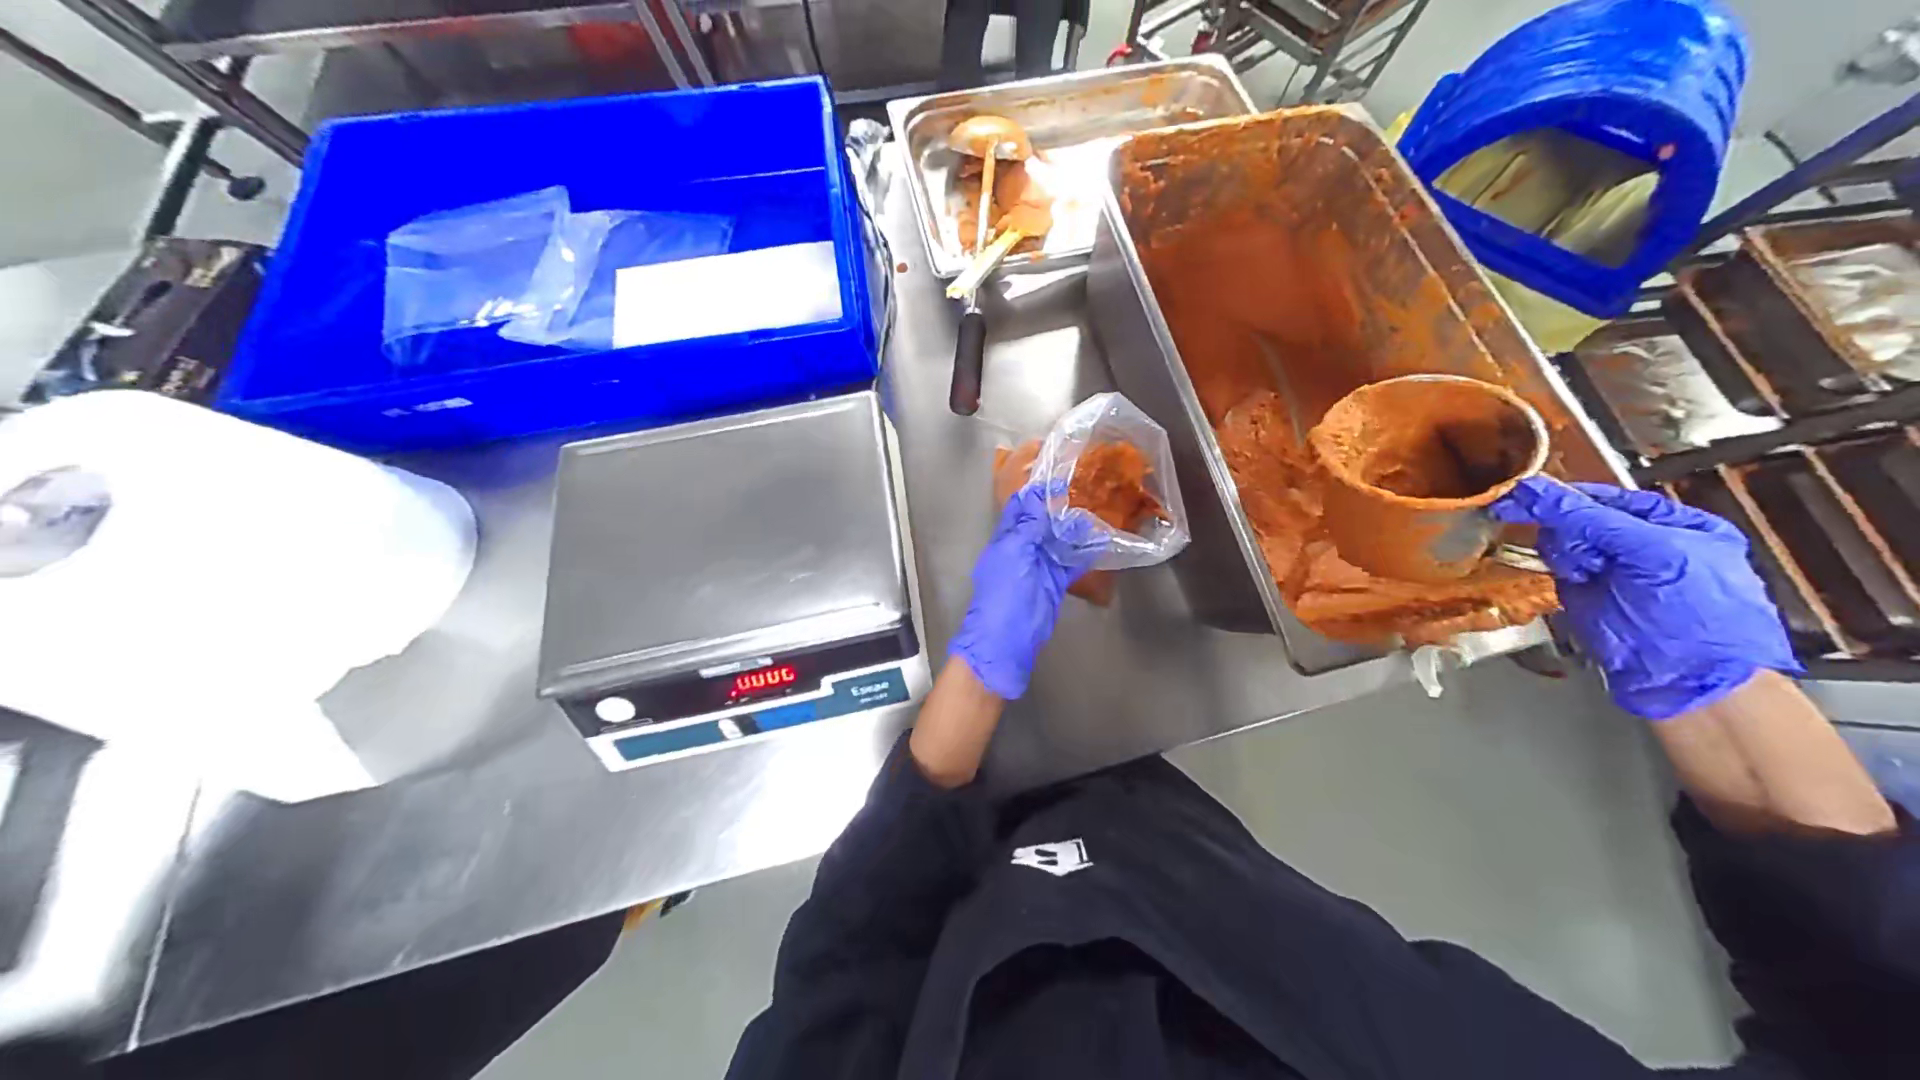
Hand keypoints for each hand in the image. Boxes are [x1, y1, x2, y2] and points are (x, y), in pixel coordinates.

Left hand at [949, 484, 1095, 699]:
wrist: (1006, 640)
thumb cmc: (1004, 594)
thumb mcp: (1014, 552)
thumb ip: (1028, 525)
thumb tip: (1037, 496)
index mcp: (1005, 539)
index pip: (1020, 508)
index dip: (1036, 492)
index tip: (1059, 476)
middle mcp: (1021, 550)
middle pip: (1042, 523)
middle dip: (1061, 509)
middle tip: (1086, 491)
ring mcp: (1038, 568)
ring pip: (1059, 542)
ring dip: (1076, 530)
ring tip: (1098, 514)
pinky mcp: (1054, 584)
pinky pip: (1070, 564)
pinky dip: (1084, 554)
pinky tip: (1101, 543)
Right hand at [1489, 477, 1801, 719]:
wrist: (1684, 682)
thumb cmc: (1695, 617)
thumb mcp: (1654, 554)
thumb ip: (1593, 520)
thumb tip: (1537, 490)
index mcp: (1677, 526)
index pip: (1610, 497)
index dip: (1573, 496)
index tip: (1529, 492)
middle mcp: (1640, 544)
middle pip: (1580, 517)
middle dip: (1573, 531)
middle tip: (1583, 549)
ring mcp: (1610, 569)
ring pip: (1563, 540)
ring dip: (1566, 551)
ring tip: (1585, 572)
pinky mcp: (1583, 592)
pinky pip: (1556, 564)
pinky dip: (1559, 567)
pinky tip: (1575, 579)